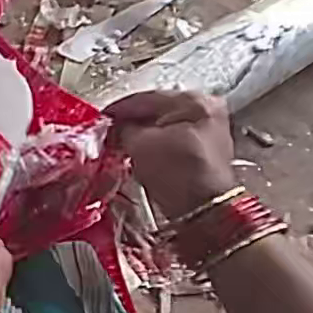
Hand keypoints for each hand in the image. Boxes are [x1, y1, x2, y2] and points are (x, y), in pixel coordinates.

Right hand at [105, 90, 237, 218]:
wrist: (203, 213)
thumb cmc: (180, 175)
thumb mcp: (140, 144)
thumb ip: (122, 130)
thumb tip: (116, 129)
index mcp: (194, 101)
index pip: (146, 98)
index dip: (118, 109)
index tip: (102, 118)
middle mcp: (207, 115)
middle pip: (157, 113)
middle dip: (131, 125)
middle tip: (109, 134)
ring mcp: (209, 138)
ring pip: (164, 132)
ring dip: (142, 140)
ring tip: (122, 149)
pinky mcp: (205, 160)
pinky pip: (172, 148)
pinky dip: (155, 153)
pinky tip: (141, 162)